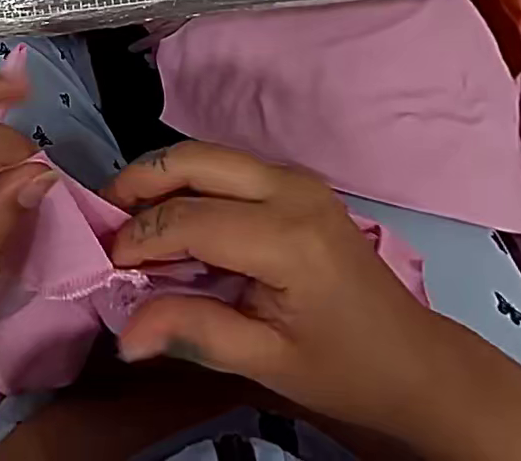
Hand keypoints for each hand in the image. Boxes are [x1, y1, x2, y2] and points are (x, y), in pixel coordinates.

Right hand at [102, 142, 520, 460]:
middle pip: (191, 160)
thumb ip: (193, 333)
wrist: (414, 357)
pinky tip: (171, 212)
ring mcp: (294, 175)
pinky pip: (222, 164)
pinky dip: (186, 181)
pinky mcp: (292, 176)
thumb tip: (123, 335)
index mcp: (287, 238)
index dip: (139, 237)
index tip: (109, 263)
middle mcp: (290, 188)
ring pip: (203, 153)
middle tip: (106, 216)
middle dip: (138, 182)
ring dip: (160, 177)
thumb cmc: (343, 367)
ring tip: (130, 214)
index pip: (189, 219)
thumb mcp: (268, 361)